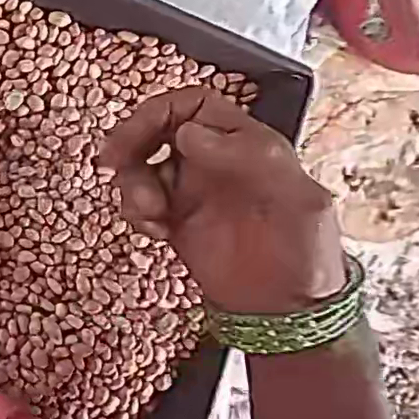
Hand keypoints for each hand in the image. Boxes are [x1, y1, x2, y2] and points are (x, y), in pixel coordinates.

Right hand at [99, 86, 345, 314]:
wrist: (287, 313)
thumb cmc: (305, 252)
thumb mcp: (295, 198)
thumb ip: (248, 157)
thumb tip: (186, 133)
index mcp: (243, 143)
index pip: (192, 105)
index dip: (160, 111)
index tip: (139, 132)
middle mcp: (211, 161)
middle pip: (156, 130)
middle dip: (130, 143)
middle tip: (113, 163)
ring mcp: (189, 191)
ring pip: (140, 166)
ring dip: (132, 184)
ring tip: (150, 214)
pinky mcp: (172, 221)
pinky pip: (138, 203)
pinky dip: (136, 214)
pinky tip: (157, 233)